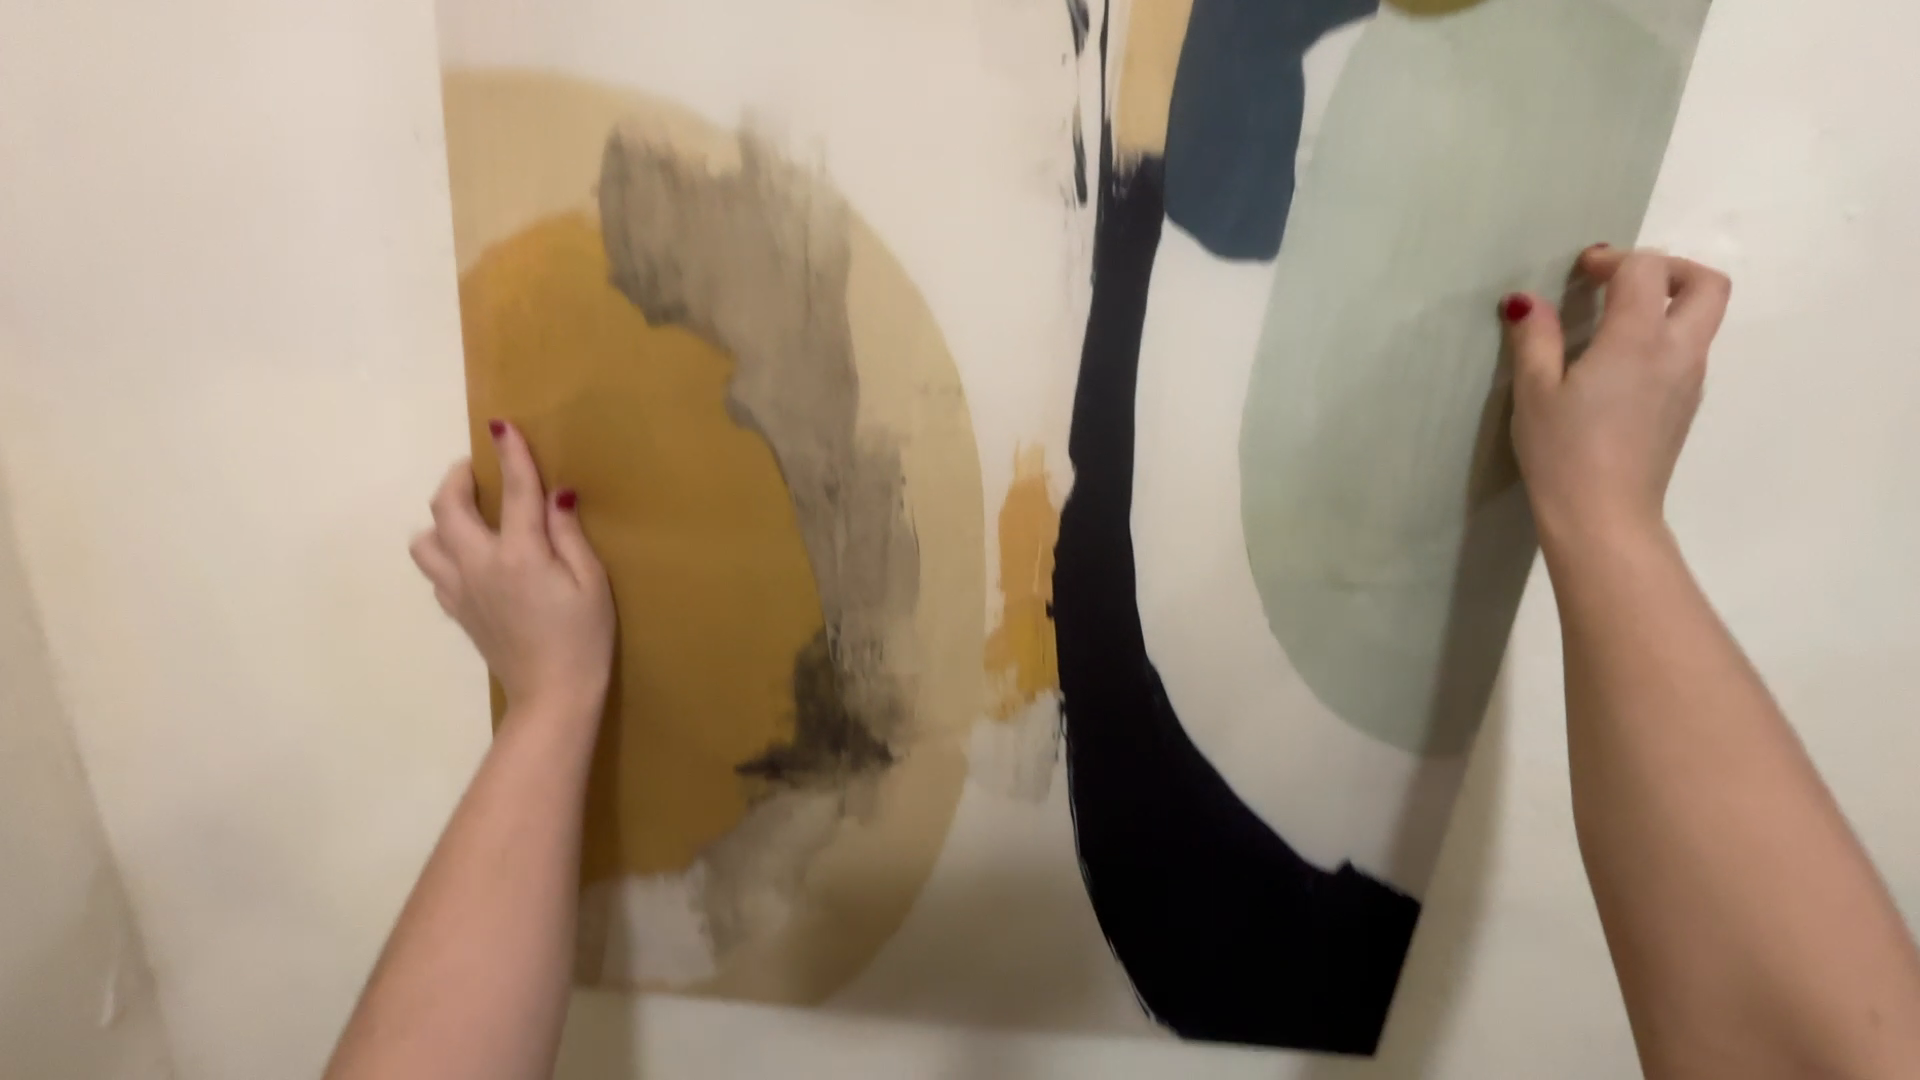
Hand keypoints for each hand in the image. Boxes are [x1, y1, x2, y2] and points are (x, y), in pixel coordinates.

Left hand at [410, 421, 614, 722]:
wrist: (552, 693)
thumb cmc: (584, 637)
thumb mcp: (592, 582)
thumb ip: (569, 535)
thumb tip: (557, 495)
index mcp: (520, 555)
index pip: (516, 492)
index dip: (511, 455)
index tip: (501, 425)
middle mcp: (479, 564)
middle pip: (447, 508)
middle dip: (457, 479)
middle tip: (477, 470)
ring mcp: (459, 589)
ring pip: (425, 540)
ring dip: (441, 518)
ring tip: (468, 516)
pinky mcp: (455, 609)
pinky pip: (434, 569)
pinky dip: (444, 551)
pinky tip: (470, 556)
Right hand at [1502, 246, 1732, 555]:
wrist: (1603, 511)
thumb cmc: (1561, 450)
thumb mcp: (1534, 392)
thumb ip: (1534, 339)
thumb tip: (1524, 301)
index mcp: (1638, 339)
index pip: (1645, 271)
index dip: (1614, 259)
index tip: (1582, 269)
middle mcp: (1678, 350)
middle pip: (1703, 284)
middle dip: (1665, 269)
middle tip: (1618, 281)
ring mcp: (1689, 379)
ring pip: (1699, 319)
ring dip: (1663, 304)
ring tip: (1608, 323)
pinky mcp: (1684, 405)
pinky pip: (1685, 352)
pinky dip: (1659, 338)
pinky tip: (1614, 366)